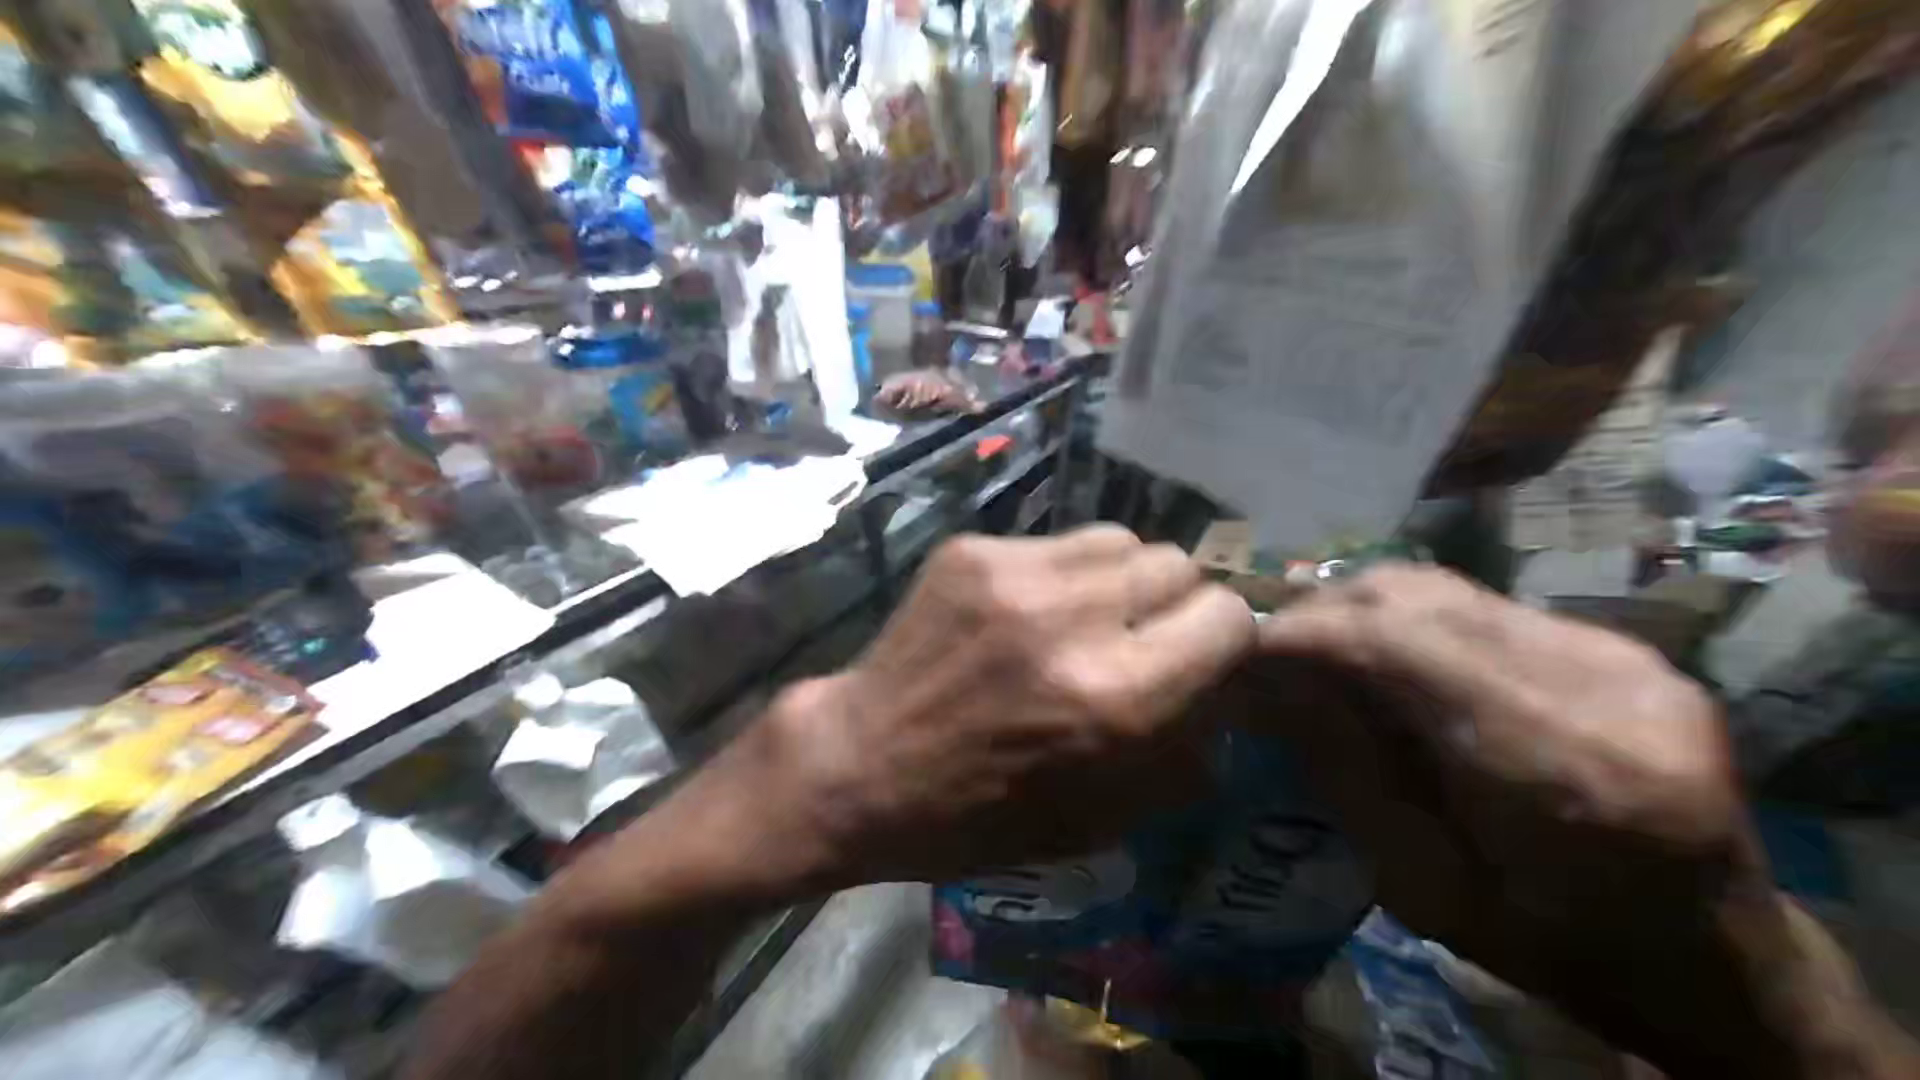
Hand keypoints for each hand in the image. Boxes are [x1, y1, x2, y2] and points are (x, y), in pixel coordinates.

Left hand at [680, 526, 1254, 895]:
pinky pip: (1055, 542)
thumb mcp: (1102, 817)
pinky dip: (1062, 573)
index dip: (1222, 639)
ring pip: (1121, 539)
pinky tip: (1026, 610)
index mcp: (1113, 697)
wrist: (861, 763)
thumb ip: (1182, 747)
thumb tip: (1223, 684)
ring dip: (1121, 578)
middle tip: (1139, 637)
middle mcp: (1071, 618)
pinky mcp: (971, 550)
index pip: (1224, 618)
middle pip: (1177, 564)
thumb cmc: (979, 813)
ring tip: (1086, 616)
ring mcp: (1013, 572)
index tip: (1198, 657)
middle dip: (1173, 603)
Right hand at [1247, 565, 1913, 1078]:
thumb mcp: (1419, 882)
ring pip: (1439, 586)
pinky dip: (1404, 618)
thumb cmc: (1551, 947)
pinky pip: (1472, 603)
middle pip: (1415, 597)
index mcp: (1557, 766)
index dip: (1303, 633)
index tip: (1239, 650)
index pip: (1397, 644)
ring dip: (1357, 608)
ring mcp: (1616, 652)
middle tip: (1268, 650)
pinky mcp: (1612, 643)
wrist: (1711, 959)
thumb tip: (1263, 682)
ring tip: (1313, 648)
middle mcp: (1598, 684)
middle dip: (1319, 612)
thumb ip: (1344, 767)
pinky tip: (1380, 656)